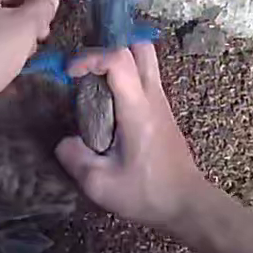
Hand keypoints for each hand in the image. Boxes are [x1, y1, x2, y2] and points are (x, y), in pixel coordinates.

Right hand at [55, 43, 213, 231]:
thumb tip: (64, 141)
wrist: (188, 205)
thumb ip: (75, 158)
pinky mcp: (163, 114)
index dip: (90, 57)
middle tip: (86, 69)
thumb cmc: (148, 194)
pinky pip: (145, 80)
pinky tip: (108, 105)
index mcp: (138, 108)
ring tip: (94, 84)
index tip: (70, 74)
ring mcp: (161, 104)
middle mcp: (153, 97)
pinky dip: (125, 79)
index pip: (118, 58)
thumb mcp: (101, 185)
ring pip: (145, 61)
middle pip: (139, 48)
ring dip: (118, 63)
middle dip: (108, 48)